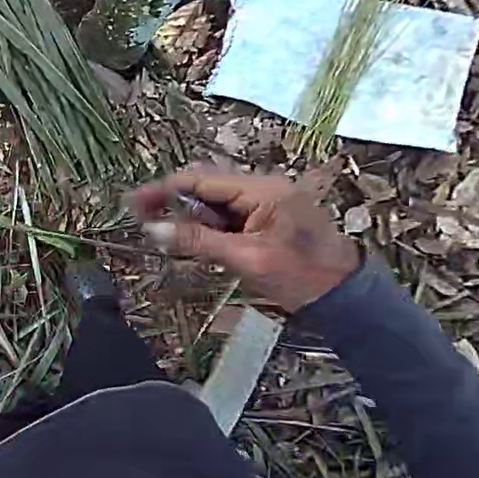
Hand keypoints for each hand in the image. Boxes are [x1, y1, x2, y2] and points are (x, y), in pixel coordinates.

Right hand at [125, 165, 361, 312]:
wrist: (344, 296)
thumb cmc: (300, 277)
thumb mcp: (245, 259)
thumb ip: (198, 241)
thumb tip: (154, 230)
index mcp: (263, 190)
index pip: (202, 181)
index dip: (164, 190)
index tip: (134, 202)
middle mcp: (263, 187)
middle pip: (205, 188)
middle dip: (172, 202)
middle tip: (141, 219)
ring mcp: (266, 201)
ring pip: (214, 202)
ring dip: (189, 217)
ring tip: (164, 235)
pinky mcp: (265, 217)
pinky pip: (227, 215)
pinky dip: (206, 227)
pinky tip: (192, 242)